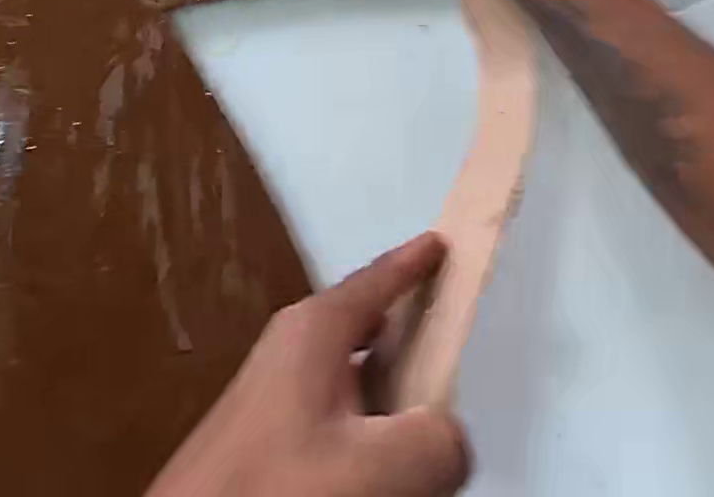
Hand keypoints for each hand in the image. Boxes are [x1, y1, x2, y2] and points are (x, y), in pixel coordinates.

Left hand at [146, 234, 470, 496]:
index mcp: (317, 327)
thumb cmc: (280, 486)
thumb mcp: (376, 467)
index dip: (416, 260)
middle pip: (367, 322)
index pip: (379, 278)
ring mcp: (275, 384)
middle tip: (447, 335)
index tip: (443, 242)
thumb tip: (447, 437)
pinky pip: (334, 405)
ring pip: (352, 369)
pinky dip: (365, 417)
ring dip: (388, 382)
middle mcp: (294, 343)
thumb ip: (436, 444)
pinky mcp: (266, 427)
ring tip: (423, 405)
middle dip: (408, 327)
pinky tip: (376, 458)